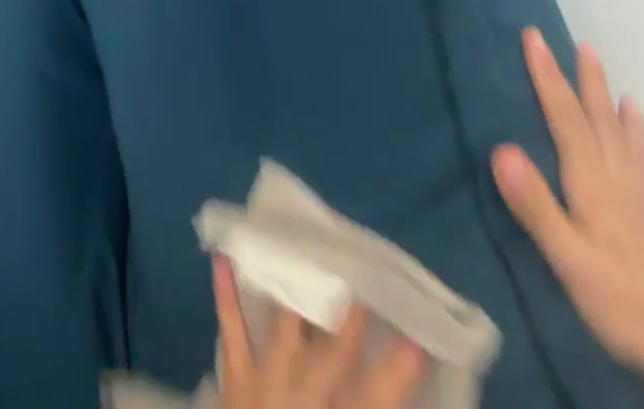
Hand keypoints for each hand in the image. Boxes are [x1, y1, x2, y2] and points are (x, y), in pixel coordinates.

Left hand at [212, 255, 426, 408]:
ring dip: (297, 290)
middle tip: (361, 276)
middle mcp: (304, 400)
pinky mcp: (236, 380)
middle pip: (333, 352)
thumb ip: (378, 400)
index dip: (403, 367)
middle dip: (349, 316)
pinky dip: (226, 296)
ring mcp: (265, 385)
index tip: (422, 337)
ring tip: (302, 250)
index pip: (381, 395)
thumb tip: (401, 379)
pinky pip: (232, 332)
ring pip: (284, 328)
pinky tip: (222, 261)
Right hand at [492, 30, 643, 408]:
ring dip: (620, 118)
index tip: (534, 38)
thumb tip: (501, 148)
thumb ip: (534, 204)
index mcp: (594, 186)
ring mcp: (640, 211)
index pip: (566, 120)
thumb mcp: (566, 255)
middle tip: (582, 46)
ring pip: (629, 150)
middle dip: (587, 83)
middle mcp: (619, 187)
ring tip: (622, 95)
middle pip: (601, 125)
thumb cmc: (618, 301)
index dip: (548, 77)